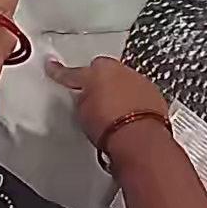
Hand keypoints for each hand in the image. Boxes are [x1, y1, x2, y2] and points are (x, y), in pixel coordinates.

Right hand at [45, 56, 170, 158]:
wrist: (138, 139)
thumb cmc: (110, 128)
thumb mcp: (82, 115)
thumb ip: (80, 100)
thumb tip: (82, 99)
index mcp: (94, 72)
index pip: (71, 73)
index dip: (60, 72)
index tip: (53, 68)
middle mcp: (117, 70)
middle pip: (102, 69)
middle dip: (98, 81)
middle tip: (92, 98)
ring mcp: (137, 79)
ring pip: (123, 78)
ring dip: (118, 90)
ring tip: (112, 112)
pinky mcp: (153, 92)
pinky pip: (138, 90)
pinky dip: (133, 99)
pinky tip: (129, 115)